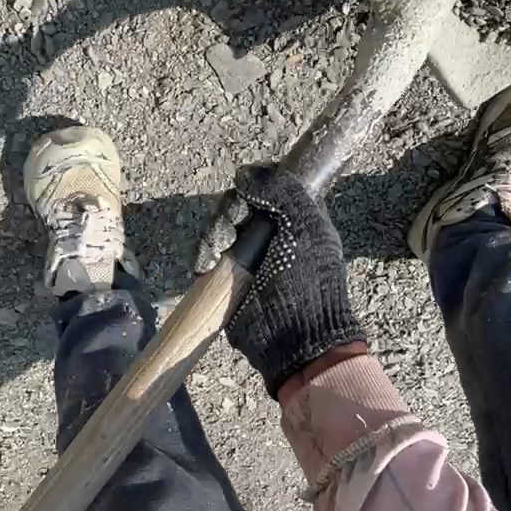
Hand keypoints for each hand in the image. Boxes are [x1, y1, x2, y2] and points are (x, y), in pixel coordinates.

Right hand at [223, 165, 366, 396]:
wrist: (296, 336)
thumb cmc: (308, 281)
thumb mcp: (306, 227)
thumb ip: (282, 191)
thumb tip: (244, 174)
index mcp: (295, 217)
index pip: (266, 186)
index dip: (253, 185)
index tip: (248, 195)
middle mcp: (270, 233)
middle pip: (236, 204)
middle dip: (229, 212)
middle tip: (233, 228)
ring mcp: (247, 256)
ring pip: (218, 227)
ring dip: (213, 233)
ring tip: (216, 251)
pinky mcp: (227, 278)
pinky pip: (206, 255)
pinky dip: (202, 255)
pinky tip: (204, 264)